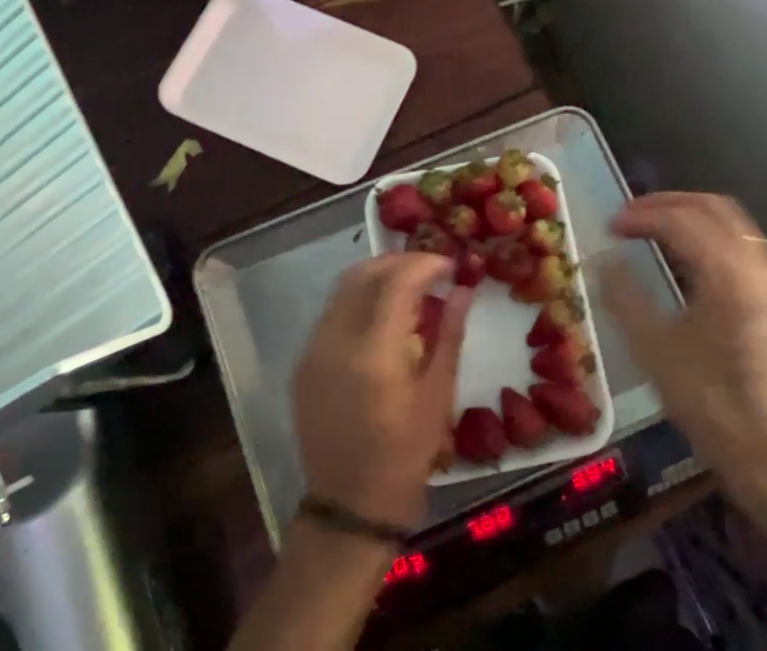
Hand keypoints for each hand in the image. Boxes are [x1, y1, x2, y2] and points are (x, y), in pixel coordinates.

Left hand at [294, 254, 473, 527]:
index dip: (426, 264)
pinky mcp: (303, 363)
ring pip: (342, 289)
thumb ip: (449, 335)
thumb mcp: (439, 395)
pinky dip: (359, 301)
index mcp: (373, 353)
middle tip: (432, 270)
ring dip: (377, 278)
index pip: (397, 282)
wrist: (350, 504)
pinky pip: (331, 314)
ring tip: (411, 289)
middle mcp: (334, 341)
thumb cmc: (406, 455)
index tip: (450, 264)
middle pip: (363, 274)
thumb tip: (463, 289)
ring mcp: (312, 351)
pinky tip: (384, 317)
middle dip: (399, 262)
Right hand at [603, 193, 766, 504]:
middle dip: (668, 203)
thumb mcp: (653, 348)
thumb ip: (624, 295)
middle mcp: (757, 264)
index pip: (681, 219)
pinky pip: (741, 242)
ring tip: (651, 228)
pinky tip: (684, 255)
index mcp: (728, 272)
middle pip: (712, 206)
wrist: (766, 447)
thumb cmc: (705, 399)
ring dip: (690, 215)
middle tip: (629, 216)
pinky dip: (709, 233)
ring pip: (731, 222)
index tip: (610, 226)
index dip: (641, 215)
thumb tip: (603, 260)